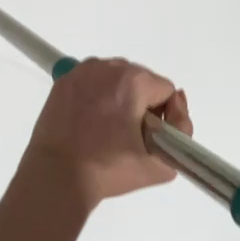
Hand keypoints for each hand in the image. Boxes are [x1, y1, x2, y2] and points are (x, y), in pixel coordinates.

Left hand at [22, 59, 191, 208]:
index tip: (152, 136)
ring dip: (120, 98)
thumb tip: (176, 104)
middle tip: (131, 135)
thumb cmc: (109, 168)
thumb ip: (182, 129)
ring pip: (115, 79)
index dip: (166, 115)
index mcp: (131, 81)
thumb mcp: (162, 161)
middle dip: (143, 104)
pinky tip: (91, 122)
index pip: (166, 91)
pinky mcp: (62, 82)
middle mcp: (106, 67)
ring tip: (110, 130)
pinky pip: (92, 82)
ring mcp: (80, 72)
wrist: (57, 173)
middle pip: (140, 80)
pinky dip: (98, 96)